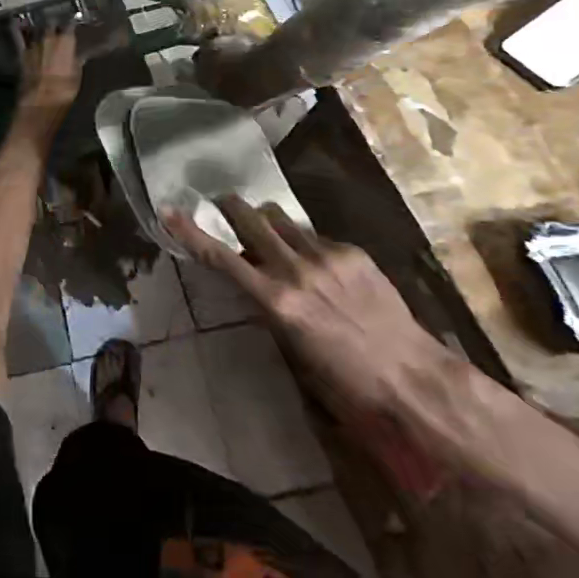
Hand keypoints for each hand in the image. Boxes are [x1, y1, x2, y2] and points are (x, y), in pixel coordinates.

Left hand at [15, 23, 82, 122]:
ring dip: (42, 36)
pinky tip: (36, 52)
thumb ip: (76, 60)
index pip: (70, 25)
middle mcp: (47, 38)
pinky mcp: (22, 56)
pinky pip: (29, 46)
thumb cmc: (64, 89)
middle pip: (51, 26)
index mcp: (65, 40)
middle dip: (55, 27)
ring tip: (47, 40)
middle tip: (60, 31)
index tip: (75, 26)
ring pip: (38, 34)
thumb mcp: (77, 75)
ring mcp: (33, 46)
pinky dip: (33, 47)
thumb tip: (77, 55)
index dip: (72, 25)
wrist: (39, 102)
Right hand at [164, 197, 451, 417]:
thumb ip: (271, 305)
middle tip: (224, 200)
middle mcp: (296, 269)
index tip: (170, 211)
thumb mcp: (293, 346)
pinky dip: (307, 243)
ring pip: (283, 219)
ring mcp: (326, 255)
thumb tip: (257, 279)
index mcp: (277, 301)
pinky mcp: (352, 251)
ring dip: (269, 220)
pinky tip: (322, 264)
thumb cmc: (344, 378)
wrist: (409, 374)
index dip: (191, 234)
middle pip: (252, 220)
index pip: (223, 259)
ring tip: (270, 228)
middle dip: (232, 206)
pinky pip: (316, 236)